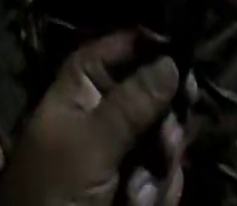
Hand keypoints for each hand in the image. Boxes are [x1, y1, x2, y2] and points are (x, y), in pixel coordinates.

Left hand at [0, 31, 187, 205]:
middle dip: (165, 123)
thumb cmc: (52, 194)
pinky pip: (166, 176)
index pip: (123, 45)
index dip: (153, 45)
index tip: (184, 56)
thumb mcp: (89, 145)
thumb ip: (132, 102)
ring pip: (167, 137)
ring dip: (160, 168)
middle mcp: (107, 109)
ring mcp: (124, 149)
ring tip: (136, 198)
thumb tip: (173, 59)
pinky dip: (159, 195)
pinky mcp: (136, 185)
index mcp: (83, 85)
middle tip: (166, 145)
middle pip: (156, 92)